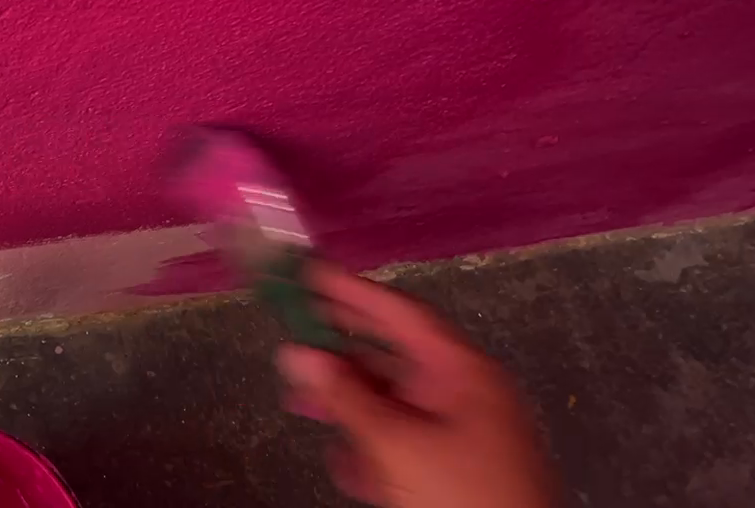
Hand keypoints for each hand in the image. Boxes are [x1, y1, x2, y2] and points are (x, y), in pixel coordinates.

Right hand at [278, 262, 554, 507]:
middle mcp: (463, 390)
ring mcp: (462, 429)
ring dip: (344, 401)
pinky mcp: (455, 465)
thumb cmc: (459, 496)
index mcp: (462, 370)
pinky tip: (341, 458)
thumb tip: (296, 353)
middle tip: (291, 328)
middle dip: (337, 349)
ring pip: (389, 397)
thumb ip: (342, 394)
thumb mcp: (393, 442)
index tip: (307, 270)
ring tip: (299, 404)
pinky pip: (401, 435)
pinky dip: (369, 440)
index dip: (351, 288)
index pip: (399, 311)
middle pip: (389, 352)